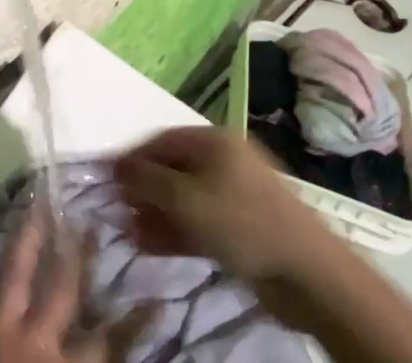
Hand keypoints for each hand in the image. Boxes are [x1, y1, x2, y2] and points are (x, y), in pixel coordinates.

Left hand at [0, 211, 126, 362]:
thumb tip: (119, 357)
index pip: (110, 342)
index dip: (135, 322)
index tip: (156, 299)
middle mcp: (35, 340)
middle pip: (63, 290)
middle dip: (78, 255)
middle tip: (88, 221)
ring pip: (13, 276)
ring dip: (26, 240)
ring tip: (36, 205)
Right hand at [113, 126, 324, 279]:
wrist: (306, 272)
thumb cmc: (240, 222)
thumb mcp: (184, 198)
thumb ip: (145, 180)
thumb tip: (116, 167)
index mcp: (214, 141)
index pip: (161, 140)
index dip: (131, 158)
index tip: (105, 180)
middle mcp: (224, 161)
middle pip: (172, 169)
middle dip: (142, 190)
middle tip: (116, 210)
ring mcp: (234, 195)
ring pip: (183, 198)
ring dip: (155, 213)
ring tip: (129, 232)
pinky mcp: (240, 226)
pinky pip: (198, 221)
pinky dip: (175, 230)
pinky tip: (150, 245)